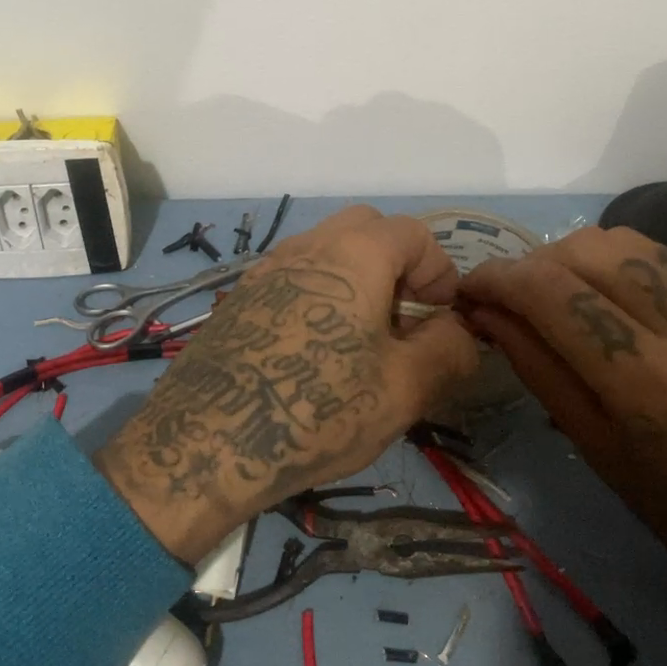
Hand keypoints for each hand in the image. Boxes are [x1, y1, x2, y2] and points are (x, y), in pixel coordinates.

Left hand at [95, 206, 478, 562]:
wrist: (210, 436)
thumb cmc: (318, 408)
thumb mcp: (404, 388)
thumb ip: (447, 349)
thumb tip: (456, 328)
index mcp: (353, 254)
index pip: (412, 233)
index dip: (439, 269)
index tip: (442, 315)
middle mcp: (305, 247)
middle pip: (364, 230)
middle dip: (396, 263)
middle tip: (403, 319)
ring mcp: (265, 270)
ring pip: (324, 252)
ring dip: (355, 280)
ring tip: (361, 342)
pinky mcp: (238, 299)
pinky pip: (292, 278)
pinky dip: (317, 295)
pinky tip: (313, 352)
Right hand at [458, 227, 666, 644]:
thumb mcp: (605, 458)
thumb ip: (540, 372)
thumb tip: (485, 313)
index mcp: (653, 387)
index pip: (551, 292)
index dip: (496, 278)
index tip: (467, 289)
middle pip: (587, 250)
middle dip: (532, 264)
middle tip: (510, 300)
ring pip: (627, 243)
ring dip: (574, 259)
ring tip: (559, 298)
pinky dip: (620, 270)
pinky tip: (612, 304)